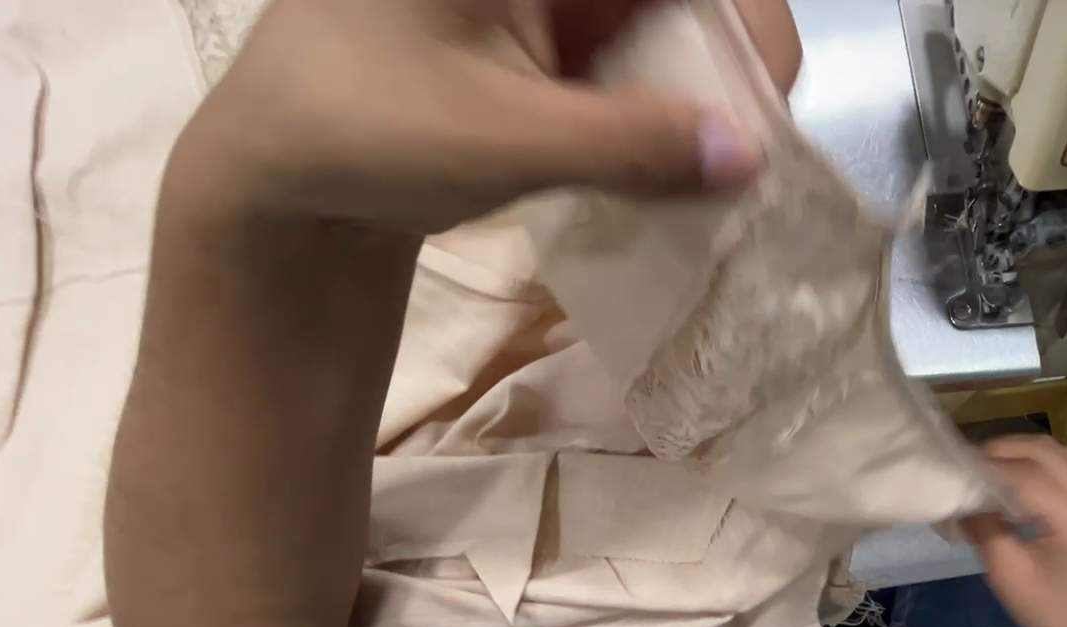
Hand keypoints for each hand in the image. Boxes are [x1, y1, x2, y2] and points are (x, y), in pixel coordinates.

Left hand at [167, 0, 803, 234]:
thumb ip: (626, 145)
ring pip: (672, 24)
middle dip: (734, 54)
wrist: (298, 171)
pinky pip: (645, 65)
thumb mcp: (500, 139)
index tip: (767, 90)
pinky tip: (688, 162)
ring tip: (729, 166)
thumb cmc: (365, 132)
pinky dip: (674, 113)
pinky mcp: (561, 41)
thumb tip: (750, 159)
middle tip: (755, 147)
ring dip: (709, 91)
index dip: (743, 12)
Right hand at [963, 437, 1066, 626]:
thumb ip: (984, 527)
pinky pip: (1066, 469)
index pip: (1025, 474)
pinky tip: (1011, 478)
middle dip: (1002, 451)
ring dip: (1020, 453)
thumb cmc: (1049, 615)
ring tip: (986, 466)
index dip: (987, 466)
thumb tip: (963, 496)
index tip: (955, 465)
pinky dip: (1036, 465)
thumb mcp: (1007, 574)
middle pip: (1043, 452)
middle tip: (966, 462)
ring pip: (1057, 453)